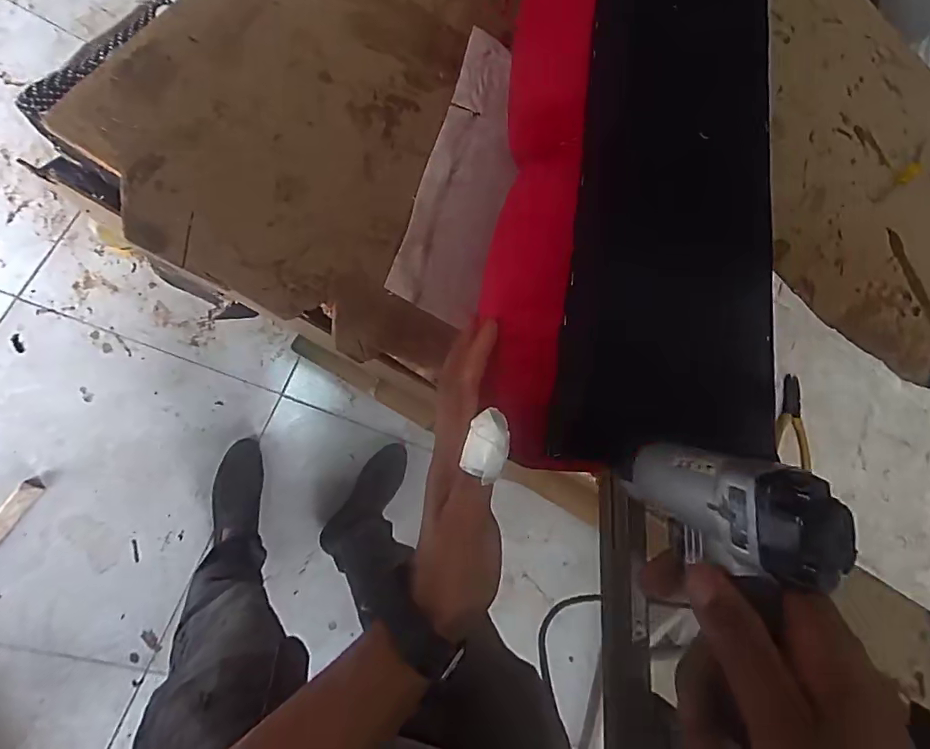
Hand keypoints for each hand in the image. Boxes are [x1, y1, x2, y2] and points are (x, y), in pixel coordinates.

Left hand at [411, 318, 502, 641]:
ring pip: (457, 404)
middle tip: (485, 319)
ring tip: (487, 344)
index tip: (489, 323)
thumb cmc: (456, 569)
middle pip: (451, 391)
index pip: (460, 395)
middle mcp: (448, 452)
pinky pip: (470, 423)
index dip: (472, 358)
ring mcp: (454, 465)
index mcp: (450, 457)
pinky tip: (493, 396)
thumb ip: (478, 477)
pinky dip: (480, 397)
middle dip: (464, 352)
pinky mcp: (465, 478)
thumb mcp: (469, 529)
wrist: (436, 610)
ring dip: (468, 369)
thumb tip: (491, 422)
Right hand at [644, 556, 906, 748]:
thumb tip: (700, 568)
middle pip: (741, 633)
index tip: (655, 583)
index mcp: (829, 646)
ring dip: (710, 716)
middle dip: (706, 672)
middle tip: (697, 722)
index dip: (712, 573)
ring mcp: (813, 713)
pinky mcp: (797, 741)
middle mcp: (822, 670)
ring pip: (736, 682)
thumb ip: (741, 644)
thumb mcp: (779, 723)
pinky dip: (725, 737)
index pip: (764, 577)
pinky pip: (747, 719)